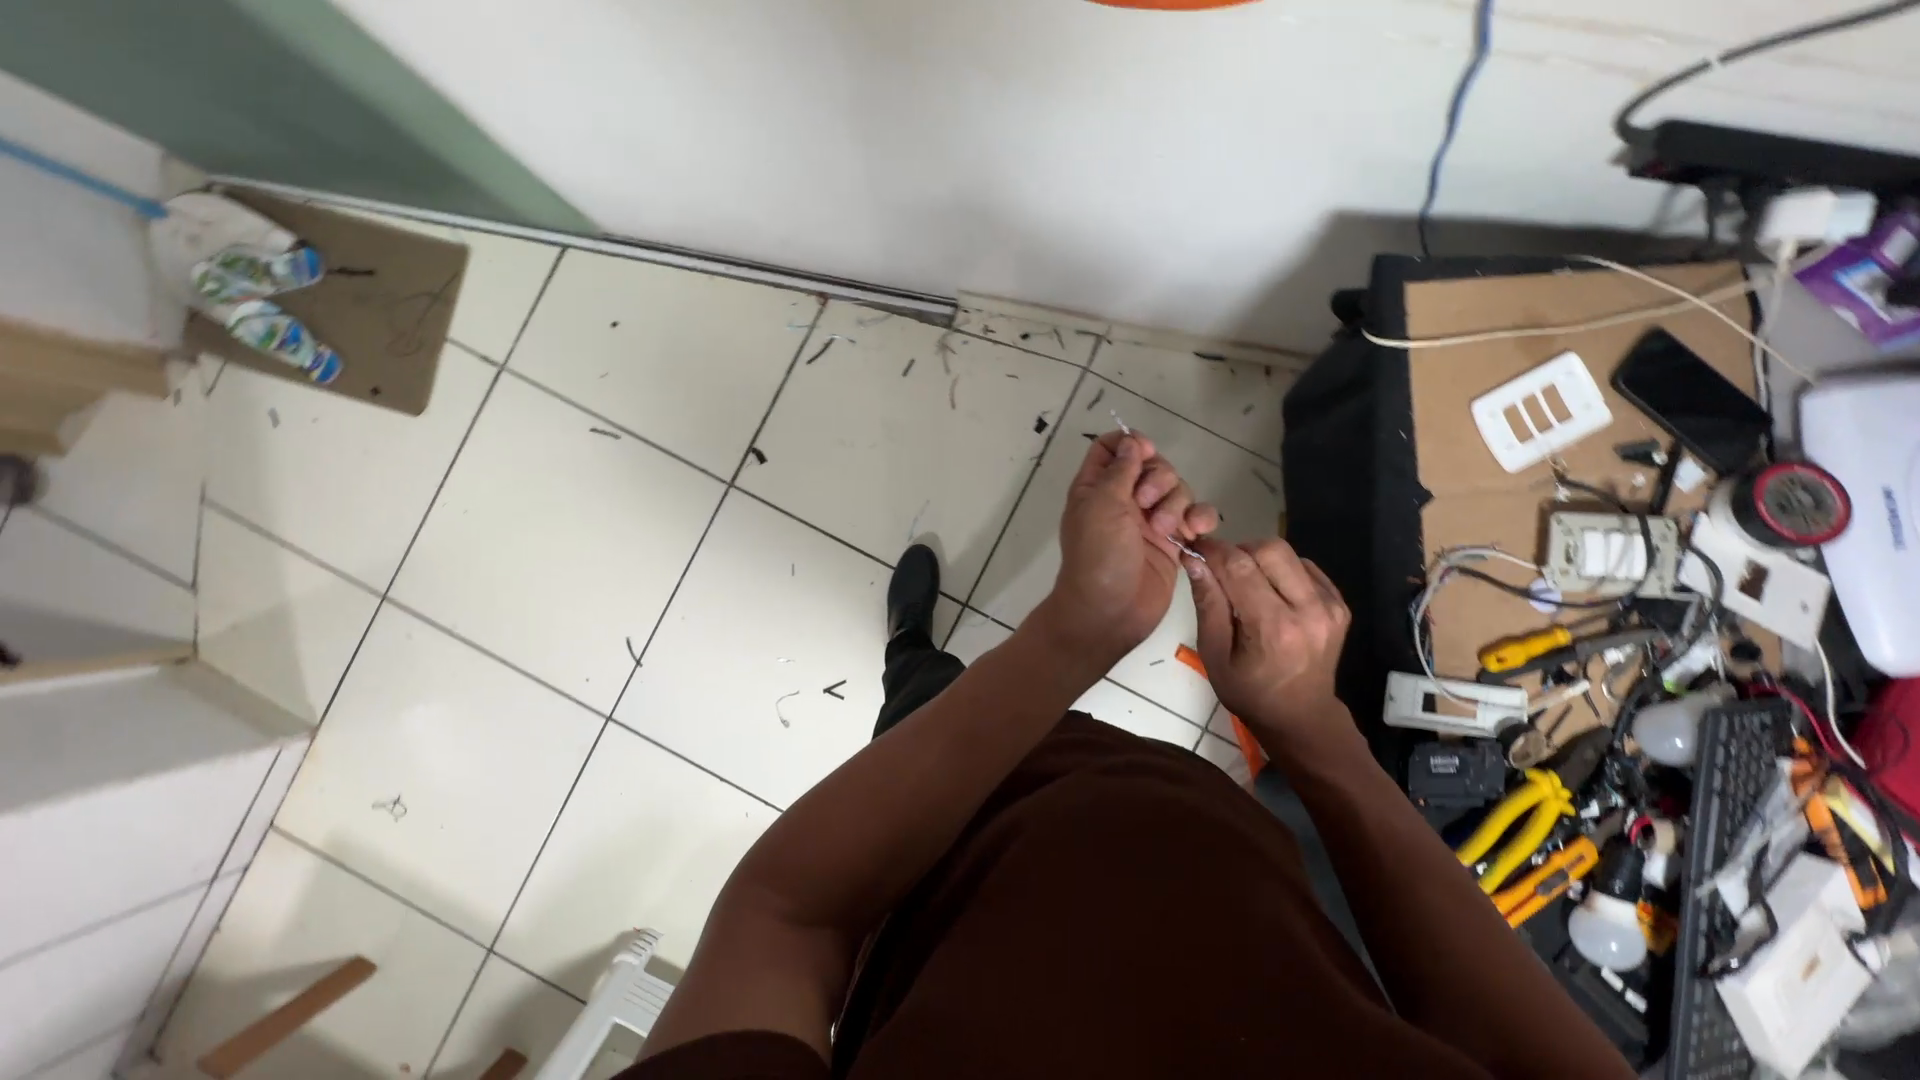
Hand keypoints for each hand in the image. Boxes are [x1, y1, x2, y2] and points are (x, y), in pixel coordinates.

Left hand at [1034, 432, 1219, 666]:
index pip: (1112, 448)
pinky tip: (1196, 531)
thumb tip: (1131, 442)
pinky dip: (1201, 518)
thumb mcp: (1101, 505)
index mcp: (1097, 488)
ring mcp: (1151, 522)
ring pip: (1178, 490)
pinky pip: (1196, 518)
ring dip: (1177, 504)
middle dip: (1159, 479)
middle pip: (1154, 466)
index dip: (1131, 444)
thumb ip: (1119, 470)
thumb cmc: (1097, 557)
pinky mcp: (1174, 543)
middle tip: (1147, 504)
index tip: (1144, 454)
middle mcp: (1124, 501)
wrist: (1110, 612)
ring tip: (1166, 531)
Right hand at [1187, 537, 1350, 736]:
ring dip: (1260, 559)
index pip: (1239, 567)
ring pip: (1288, 553)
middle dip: (1239, 551)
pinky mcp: (1340, 604)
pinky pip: (1305, 567)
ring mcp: (1330, 606)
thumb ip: (1207, 603)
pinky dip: (1282, 570)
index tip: (1196, 548)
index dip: (1214, 551)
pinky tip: (1271, 593)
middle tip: (1222, 570)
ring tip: (1246, 584)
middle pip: (1269, 549)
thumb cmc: (1249, 690)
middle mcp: (1309, 610)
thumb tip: (1194, 560)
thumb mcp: (1215, 654)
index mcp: (1273, 628)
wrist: (1300, 714)